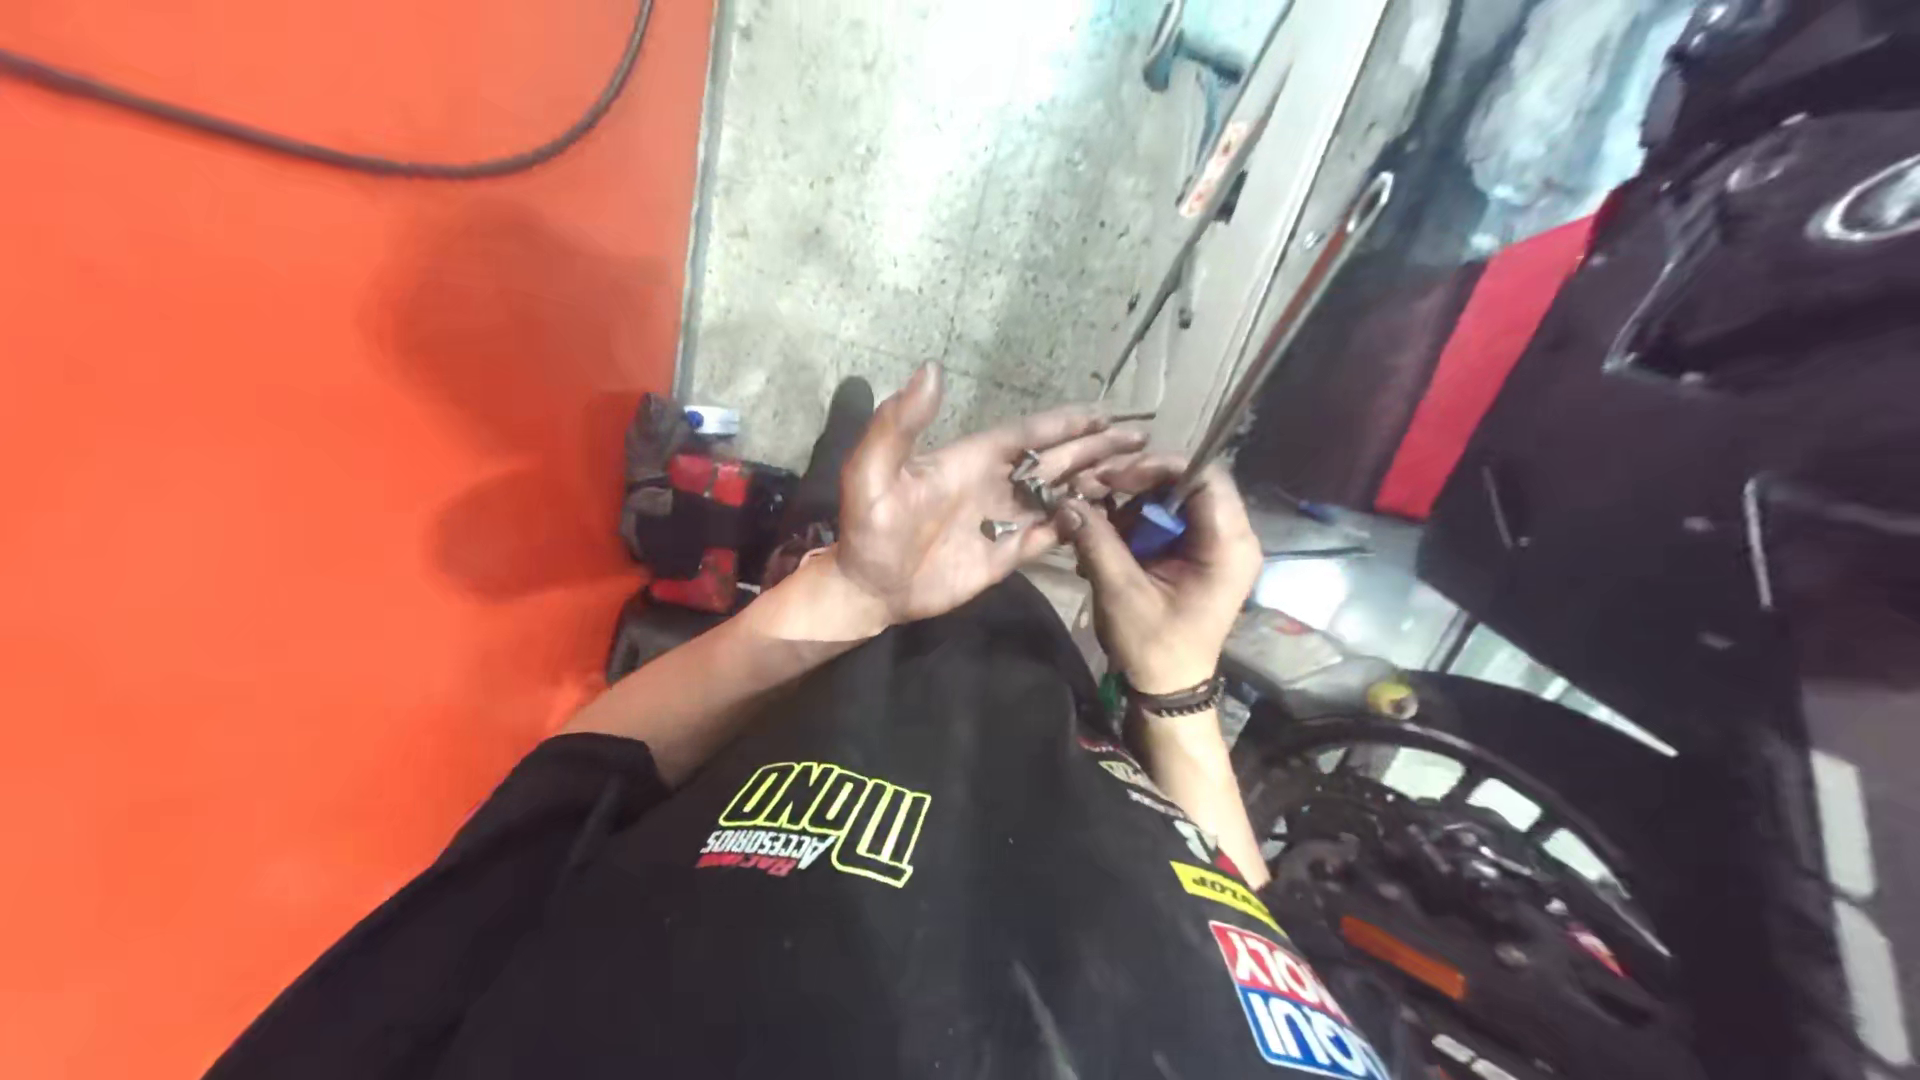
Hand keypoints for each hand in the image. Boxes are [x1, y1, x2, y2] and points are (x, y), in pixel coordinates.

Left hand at [833, 362, 1147, 626]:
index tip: (1103, 412)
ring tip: (1133, 474)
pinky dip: (1076, 526)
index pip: (1029, 434)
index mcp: (973, 459)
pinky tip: (1104, 517)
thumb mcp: (874, 471)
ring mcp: (1003, 520)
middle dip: (1094, 447)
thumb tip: (932, 369)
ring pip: (1059, 495)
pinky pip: (1049, 536)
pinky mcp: (1007, 555)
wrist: (869, 586)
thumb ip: (900, 424)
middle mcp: (995, 484)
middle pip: (1055, 460)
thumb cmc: (870, 528)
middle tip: (1136, 439)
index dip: (1064, 422)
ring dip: (1093, 483)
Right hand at [1058, 458, 1262, 694]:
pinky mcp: (1196, 554)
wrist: (1168, 688)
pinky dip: (1133, 522)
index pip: (1204, 477)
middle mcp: (1231, 538)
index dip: (1157, 467)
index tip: (1113, 479)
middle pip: (1186, 483)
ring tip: (1093, 517)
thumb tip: (1066, 501)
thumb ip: (1096, 540)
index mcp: (1228, 546)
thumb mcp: (1121, 592)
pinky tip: (1106, 536)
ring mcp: (1214, 545)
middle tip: (1093, 491)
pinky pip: (1165, 520)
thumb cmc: (1154, 646)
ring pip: (1171, 499)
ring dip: (1130, 503)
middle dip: (1136, 483)